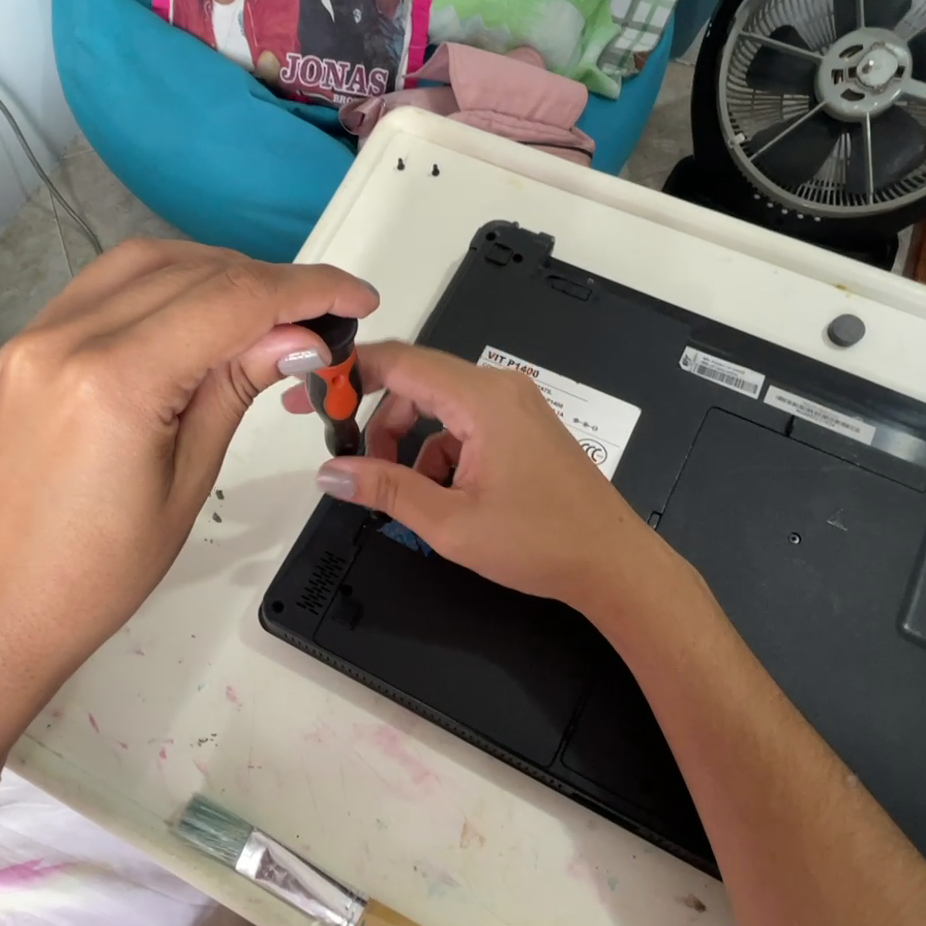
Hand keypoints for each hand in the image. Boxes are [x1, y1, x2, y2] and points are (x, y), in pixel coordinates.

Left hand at [0, 241, 377, 741]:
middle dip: (267, 282)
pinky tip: (196, 316)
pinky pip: (103, 289)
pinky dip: (163, 287)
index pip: (230, 302)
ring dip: (215, 272)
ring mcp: (32, 337)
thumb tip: (299, 338)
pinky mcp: (21, 348)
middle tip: (316, 314)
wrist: (3, 605)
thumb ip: (237, 388)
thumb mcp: (190, 479)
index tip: (354, 296)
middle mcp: (64, 339)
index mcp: (114, 382)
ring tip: (264, 310)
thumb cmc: (103, 570)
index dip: (306, 290)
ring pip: (143, 263)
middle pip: (190, 270)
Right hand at [283, 341, 666, 608]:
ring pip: (438, 409)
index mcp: (483, 399)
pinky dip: (440, 455)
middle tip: (351, 462)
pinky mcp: (521, 428)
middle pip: (415, 384)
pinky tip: (443, 497)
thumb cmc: (544, 542)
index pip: (398, 362)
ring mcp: (515, 408)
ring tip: (407, 495)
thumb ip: (385, 490)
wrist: (611, 563)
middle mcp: (500, 390)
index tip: (313, 395)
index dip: (347, 375)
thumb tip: (333, 473)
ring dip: (410, 445)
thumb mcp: (450, 522)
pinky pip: (463, 427)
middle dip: (377, 423)